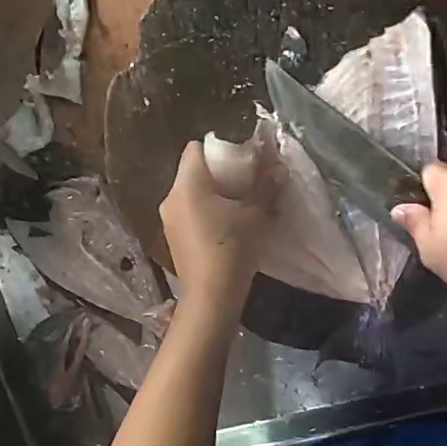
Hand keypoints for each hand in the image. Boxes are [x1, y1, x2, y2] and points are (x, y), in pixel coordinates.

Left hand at [160, 140, 276, 308]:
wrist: (210, 296)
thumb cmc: (232, 249)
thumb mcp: (254, 214)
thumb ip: (265, 186)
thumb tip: (278, 166)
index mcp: (186, 185)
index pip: (195, 148)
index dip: (219, 149)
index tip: (241, 162)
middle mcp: (171, 198)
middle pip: (192, 171)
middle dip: (219, 173)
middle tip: (245, 183)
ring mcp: (168, 220)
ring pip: (190, 193)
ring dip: (212, 195)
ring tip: (238, 207)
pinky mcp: (172, 239)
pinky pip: (188, 213)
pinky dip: (205, 212)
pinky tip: (225, 227)